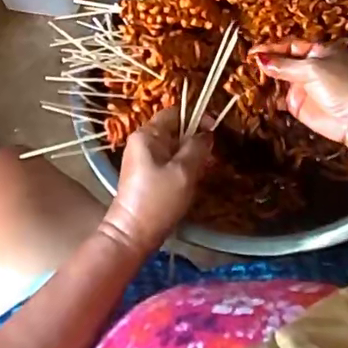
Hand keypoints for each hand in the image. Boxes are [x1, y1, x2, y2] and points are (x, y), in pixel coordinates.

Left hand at [101, 110, 209, 253]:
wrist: (132, 234)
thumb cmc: (158, 200)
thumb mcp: (183, 172)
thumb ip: (196, 148)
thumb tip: (207, 133)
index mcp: (146, 135)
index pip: (173, 113)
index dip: (195, 117)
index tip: (215, 129)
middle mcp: (141, 142)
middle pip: (173, 130)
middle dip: (194, 139)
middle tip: (212, 154)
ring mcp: (142, 159)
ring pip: (172, 148)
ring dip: (189, 155)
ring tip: (205, 169)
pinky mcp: (145, 175)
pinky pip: (168, 162)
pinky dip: (182, 167)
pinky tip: (192, 180)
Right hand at [251, 40, 347, 143]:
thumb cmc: (340, 86)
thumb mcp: (312, 69)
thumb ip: (284, 65)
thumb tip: (260, 59)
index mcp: (318, 51)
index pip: (289, 45)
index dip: (271, 47)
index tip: (252, 51)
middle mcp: (309, 66)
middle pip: (281, 61)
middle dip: (265, 62)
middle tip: (246, 64)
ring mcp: (302, 85)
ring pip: (278, 79)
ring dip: (264, 79)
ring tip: (246, 78)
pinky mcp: (297, 104)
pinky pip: (278, 97)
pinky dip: (267, 96)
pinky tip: (255, 94)